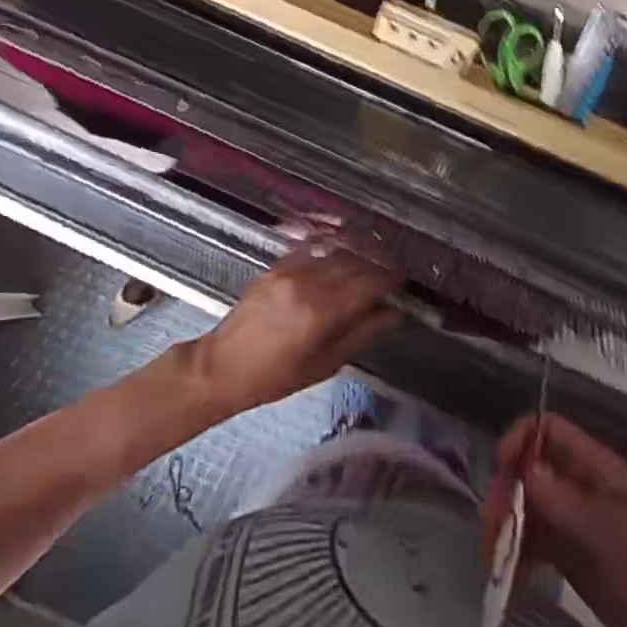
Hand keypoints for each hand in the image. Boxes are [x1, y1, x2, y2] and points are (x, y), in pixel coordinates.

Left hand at [183, 243, 401, 412]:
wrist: (224, 366)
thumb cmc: (275, 376)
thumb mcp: (325, 364)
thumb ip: (362, 334)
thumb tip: (394, 315)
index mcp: (322, 311)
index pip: (368, 284)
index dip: (390, 279)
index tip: (403, 280)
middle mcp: (307, 283)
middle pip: (354, 264)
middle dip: (377, 266)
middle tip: (391, 273)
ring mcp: (288, 271)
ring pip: (334, 253)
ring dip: (356, 255)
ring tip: (370, 263)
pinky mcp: (274, 267)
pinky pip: (310, 250)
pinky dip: (330, 249)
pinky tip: (339, 254)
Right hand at [482, 412, 626, 626]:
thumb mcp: (615, 535)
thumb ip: (569, 503)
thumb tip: (525, 468)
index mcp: (597, 469)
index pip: (550, 431)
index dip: (522, 438)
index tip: (501, 465)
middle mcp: (578, 486)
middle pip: (526, 468)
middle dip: (505, 491)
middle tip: (493, 525)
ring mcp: (569, 520)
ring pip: (521, 505)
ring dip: (503, 525)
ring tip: (495, 558)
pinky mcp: (563, 552)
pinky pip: (527, 539)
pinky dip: (513, 551)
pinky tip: (510, 573)